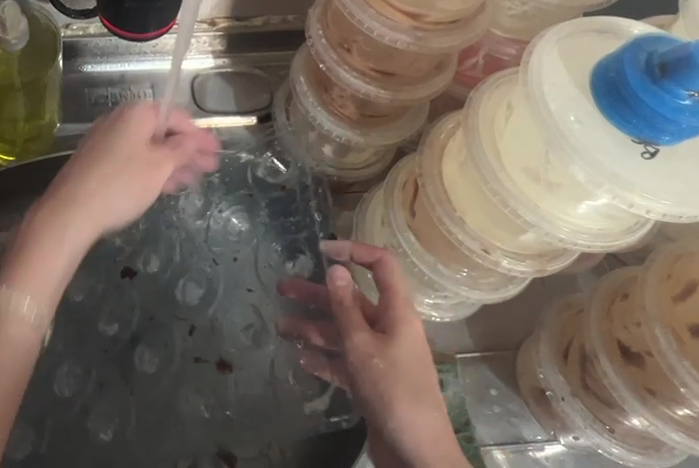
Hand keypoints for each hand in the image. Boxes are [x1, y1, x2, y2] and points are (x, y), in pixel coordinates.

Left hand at [37, 99, 221, 246]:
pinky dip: (152, 169)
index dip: (199, 134)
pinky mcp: (98, 160)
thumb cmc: (121, 183)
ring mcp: (106, 140)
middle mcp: (120, 119)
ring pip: (147, 147)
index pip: (176, 115)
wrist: (71, 211)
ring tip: (191, 181)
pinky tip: (165, 186)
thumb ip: (181, 149)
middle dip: (187, 150)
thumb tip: (195, 137)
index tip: (216, 151)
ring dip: (172, 162)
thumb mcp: (160, 166)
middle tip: (209, 169)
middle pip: (161, 131)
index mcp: (136, 113)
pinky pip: (133, 158)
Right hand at [278, 240, 465, 467]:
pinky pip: (344, 362)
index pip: (381, 266)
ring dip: (313, 327)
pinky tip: (301, 358)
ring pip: (343, 332)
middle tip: (282, 288)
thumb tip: (336, 269)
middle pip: (351, 300)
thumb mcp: (363, 346)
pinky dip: (324, 358)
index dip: (354, 251)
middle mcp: (389, 329)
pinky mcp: (372, 384)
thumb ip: (345, 307)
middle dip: (317, 293)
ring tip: (281, 328)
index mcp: (396, 313)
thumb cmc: (394, 393)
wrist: (418, 457)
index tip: (321, 251)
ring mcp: (381, 358)